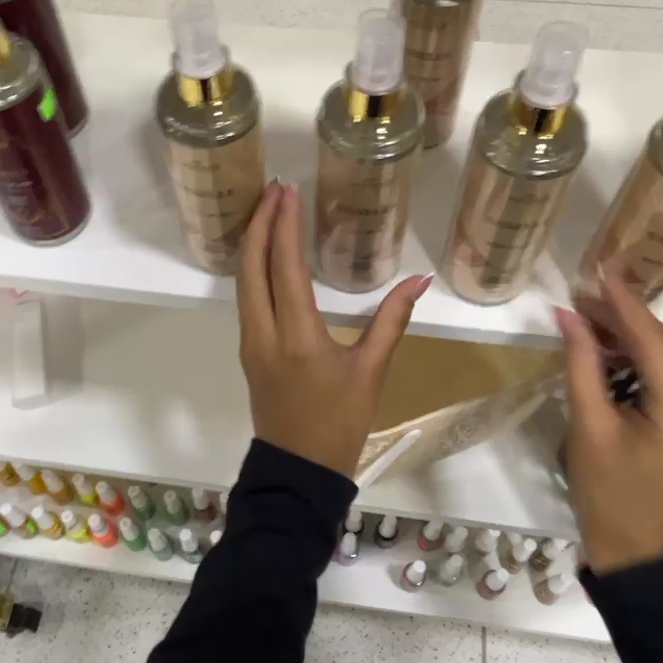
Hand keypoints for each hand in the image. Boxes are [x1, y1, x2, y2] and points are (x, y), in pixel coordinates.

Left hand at [237, 181, 431, 478]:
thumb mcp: (371, 371)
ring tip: (268, 212)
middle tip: (274, 190)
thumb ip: (392, 321)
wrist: (299, 471)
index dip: (283, 224)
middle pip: (250, 265)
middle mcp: (263, 331)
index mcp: (295, 333)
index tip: (287, 191)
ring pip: (241, 281)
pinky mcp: (249, 351)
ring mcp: (249, 342)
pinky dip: (252, 268)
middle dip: (259, 223)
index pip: (283, 265)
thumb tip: (420, 281)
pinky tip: (266, 256)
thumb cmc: (339, 423)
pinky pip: (245, 298)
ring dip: (253, 244)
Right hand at [557, 283, 662, 575]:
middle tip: (583, 301)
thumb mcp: (588, 428)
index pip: (655, 344)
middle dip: (627, 319)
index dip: (624, 304)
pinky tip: (619, 354)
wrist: (640, 554)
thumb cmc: (606, 496)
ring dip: (638, 338)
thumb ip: (581, 365)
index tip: (601, 269)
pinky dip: (651, 361)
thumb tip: (566, 315)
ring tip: (593, 325)